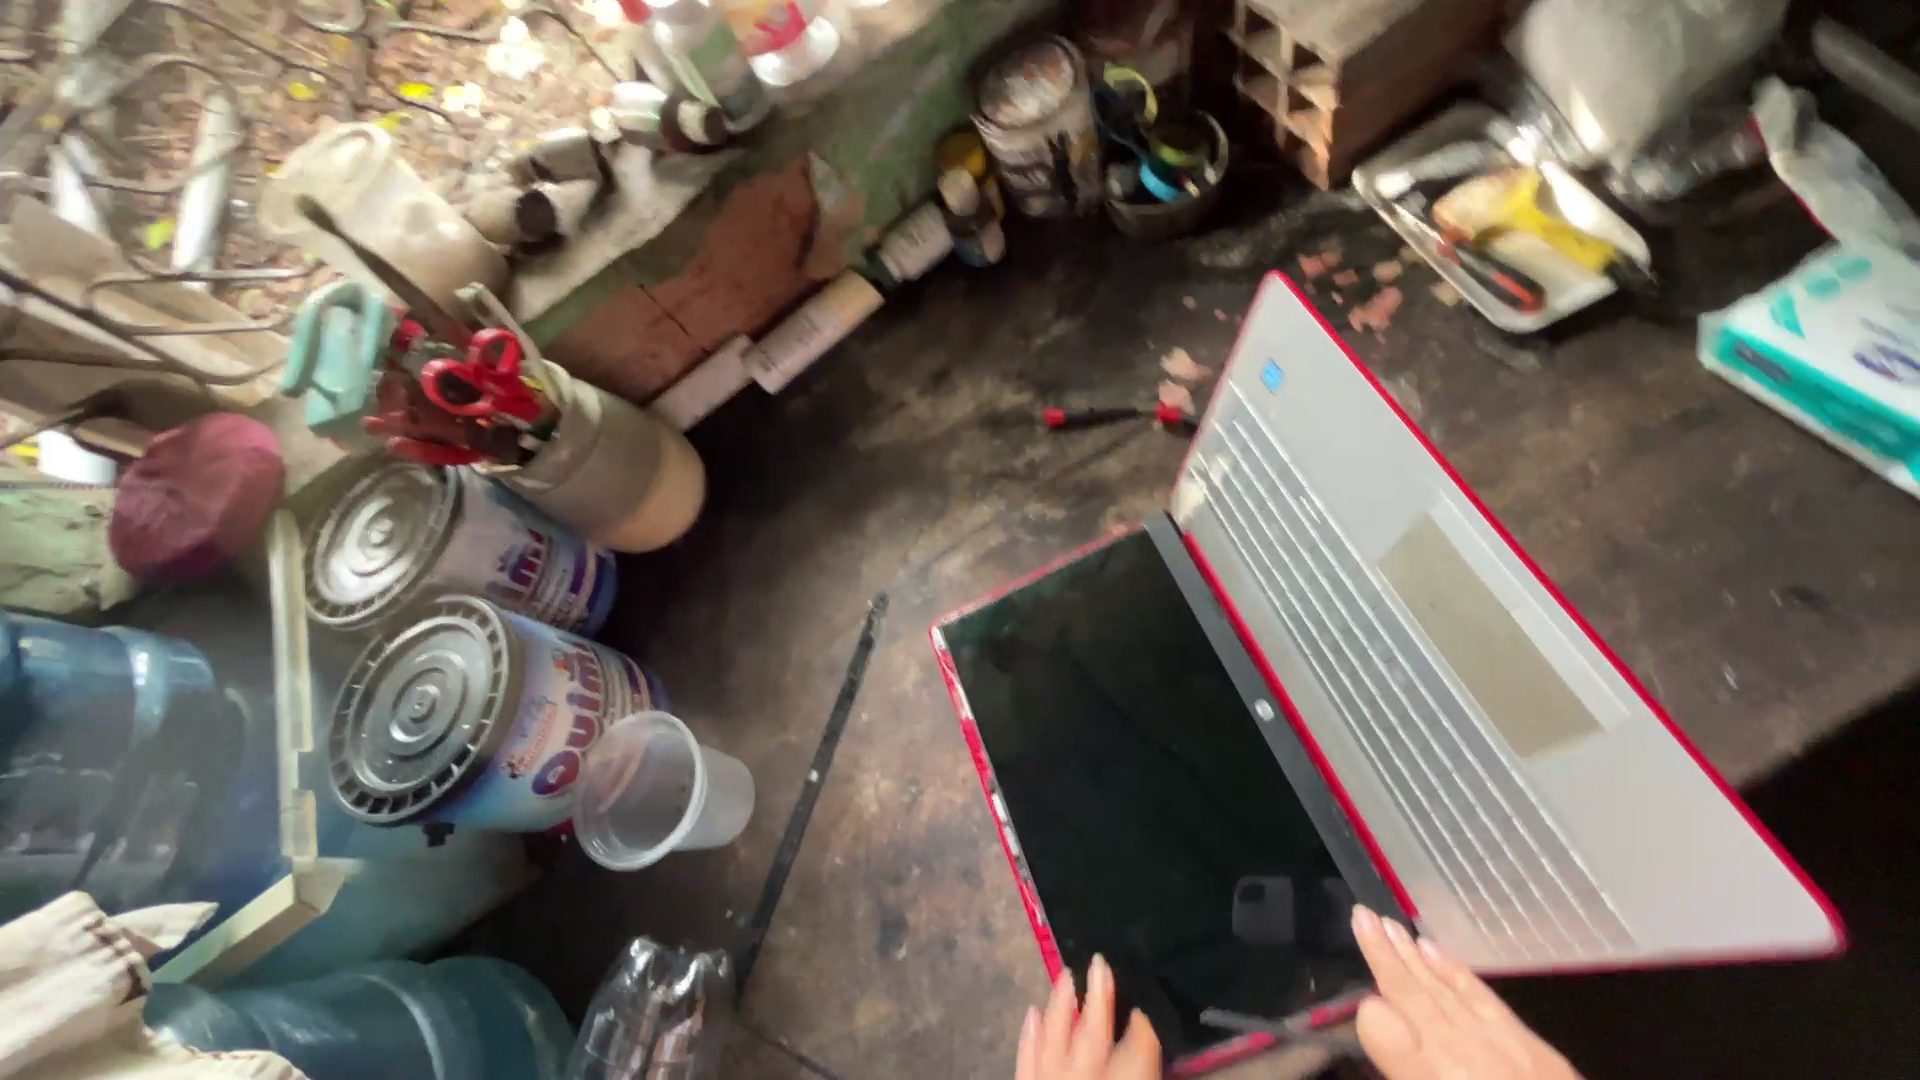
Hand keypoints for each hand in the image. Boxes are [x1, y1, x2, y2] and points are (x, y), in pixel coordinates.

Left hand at [1015, 954, 1161, 1079]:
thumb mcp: (1143, 1079)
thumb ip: (1146, 1062)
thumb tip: (1147, 1031)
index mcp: (1125, 1078)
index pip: (1140, 1041)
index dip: (1145, 1016)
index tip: (1146, 993)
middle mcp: (1086, 1075)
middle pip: (1093, 1031)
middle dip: (1097, 995)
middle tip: (1099, 960)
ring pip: (1054, 1037)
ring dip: (1059, 1005)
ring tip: (1064, 975)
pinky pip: (1026, 1061)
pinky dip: (1029, 1035)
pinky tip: (1032, 1012)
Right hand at [1352, 906, 1581, 1079]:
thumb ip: (1407, 1065)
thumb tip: (1383, 1027)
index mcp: (1426, 1077)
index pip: (1380, 1027)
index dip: (1369, 1011)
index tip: (1365, 1005)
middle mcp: (1455, 1055)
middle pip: (1410, 995)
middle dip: (1383, 953)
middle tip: (1362, 915)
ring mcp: (1496, 1046)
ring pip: (1443, 989)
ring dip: (1413, 954)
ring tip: (1387, 923)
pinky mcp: (1534, 1048)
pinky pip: (1483, 998)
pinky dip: (1456, 971)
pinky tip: (1436, 950)